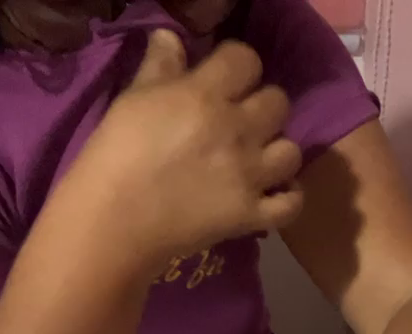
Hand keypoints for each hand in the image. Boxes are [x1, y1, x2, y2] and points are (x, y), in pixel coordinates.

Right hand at [49, 31, 303, 272]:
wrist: (118, 217)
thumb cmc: (118, 152)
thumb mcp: (135, 98)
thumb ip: (160, 67)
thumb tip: (172, 38)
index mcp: (207, 95)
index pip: (246, 61)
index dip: (239, 66)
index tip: (226, 79)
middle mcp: (238, 131)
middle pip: (279, 104)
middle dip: (264, 107)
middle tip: (244, 121)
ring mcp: (250, 176)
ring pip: (292, 153)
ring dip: (279, 153)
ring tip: (260, 159)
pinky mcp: (253, 215)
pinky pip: (293, 204)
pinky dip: (289, 198)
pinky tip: (274, 193)